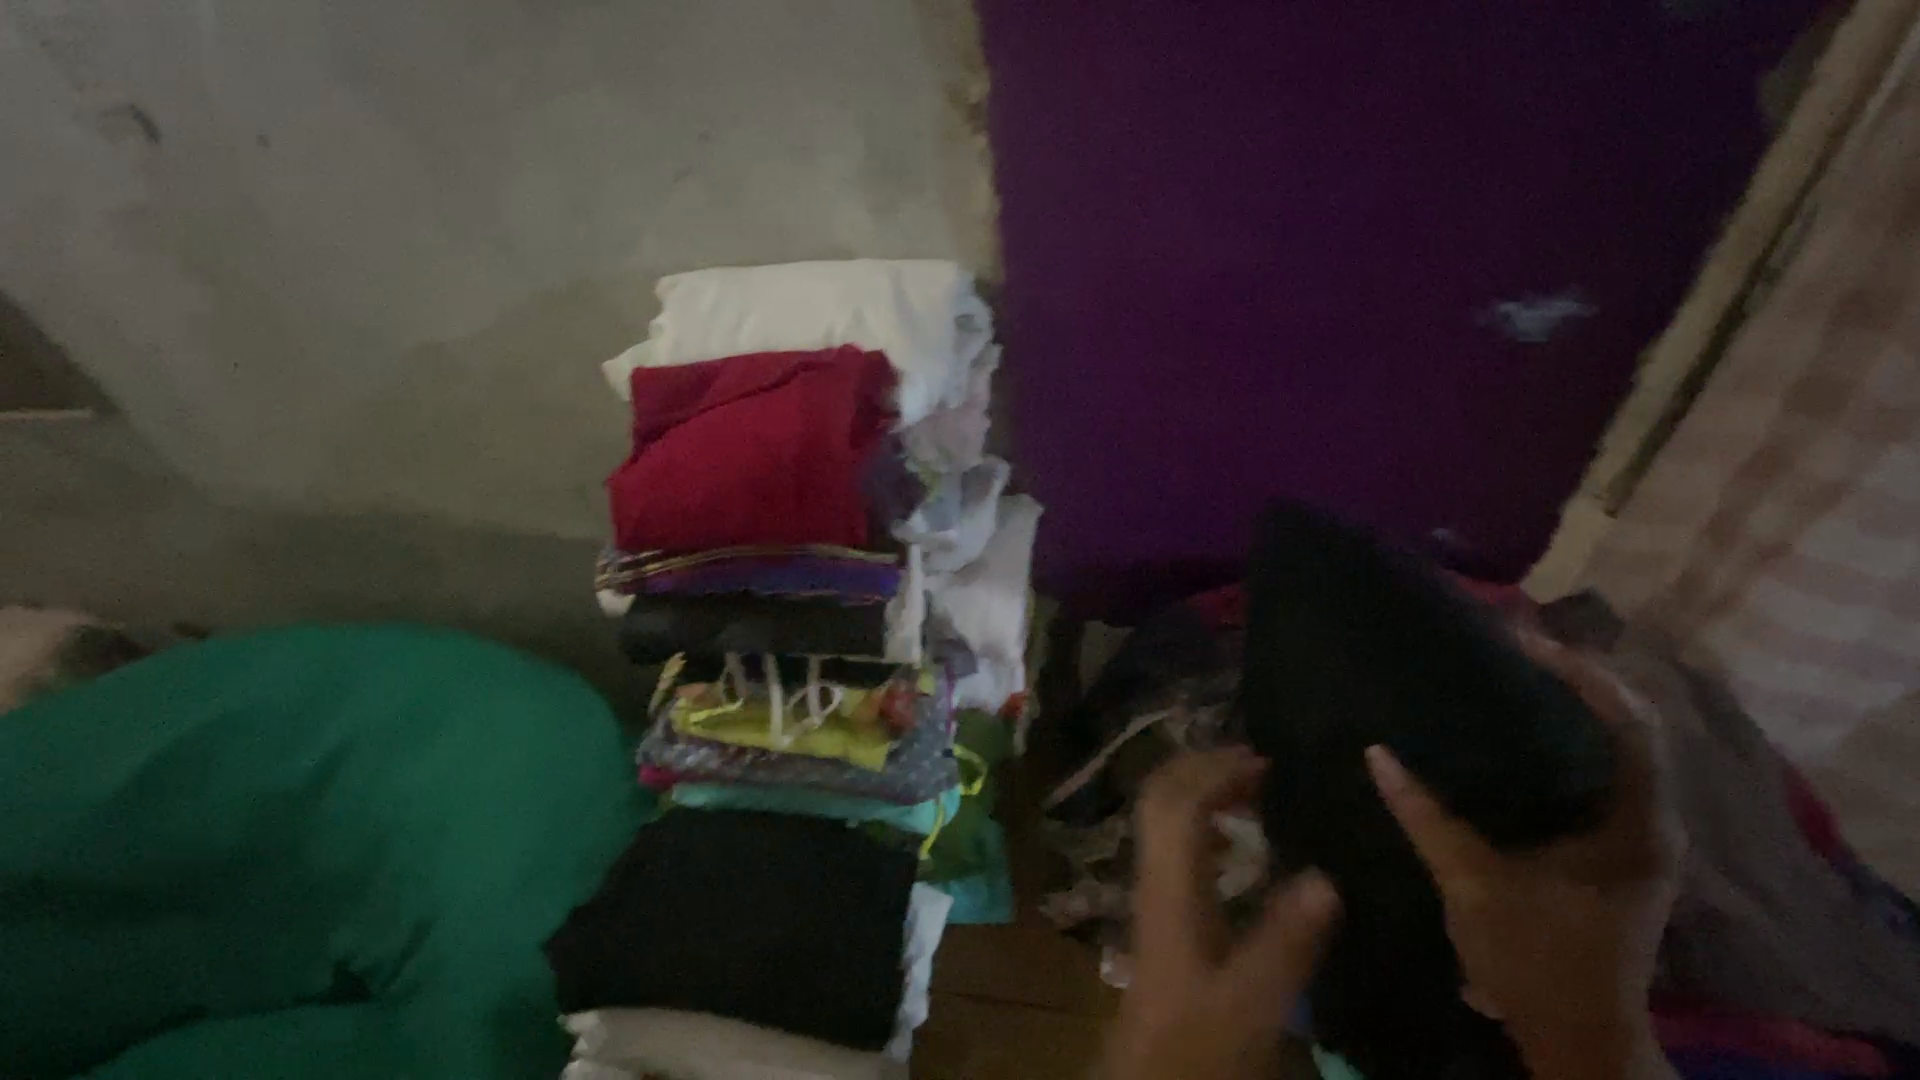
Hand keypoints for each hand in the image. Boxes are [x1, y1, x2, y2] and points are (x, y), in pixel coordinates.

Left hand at [1103, 748, 1340, 1079]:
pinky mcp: (1163, 911)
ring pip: (1163, 816)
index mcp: (1170, 886)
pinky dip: (1200, 820)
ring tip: (1250, 784)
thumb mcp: (1252, 1001)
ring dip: (1198, 788)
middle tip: (1257, 760)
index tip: (1265, 759)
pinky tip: (1233, 838)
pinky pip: (1174, 842)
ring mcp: (1154, 892)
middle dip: (1201, 766)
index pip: (1178, 802)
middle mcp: (1154, 876)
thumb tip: (1327, 875)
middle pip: (1160, 796)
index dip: (1215, 770)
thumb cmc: (1198, 1045)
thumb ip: (1287, 940)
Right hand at [1365, 636, 1683, 1079]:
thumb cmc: (1534, 960)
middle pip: (1629, 725)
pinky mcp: (1614, 846)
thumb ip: (1425, 816)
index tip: (1519, 642)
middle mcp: (1649, 821)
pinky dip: (1560, 740)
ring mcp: (1636, 834)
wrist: (1578, 1038)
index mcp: (1634, 825)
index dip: (1581, 674)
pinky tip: (1512, 732)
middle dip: (1574, 678)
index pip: (1629, 725)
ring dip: (1568, 705)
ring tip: (1507, 672)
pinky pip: (1596, 771)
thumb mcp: (1472, 886)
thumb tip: (1374, 753)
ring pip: (1614, 746)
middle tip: (1507, 646)